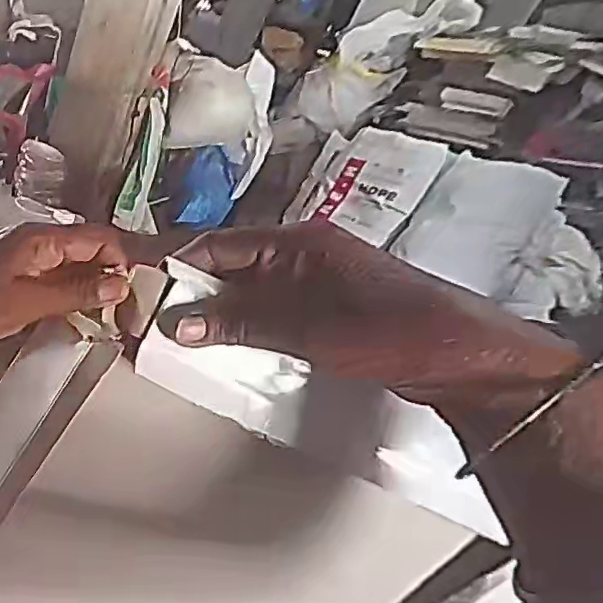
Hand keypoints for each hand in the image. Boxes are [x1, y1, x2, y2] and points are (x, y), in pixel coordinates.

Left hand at [0, 223, 129, 356]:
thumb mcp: (28, 302)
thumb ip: (75, 292)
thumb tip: (116, 285)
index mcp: (41, 239)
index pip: (99, 237)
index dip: (123, 259)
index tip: (137, 286)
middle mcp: (37, 242)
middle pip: (90, 249)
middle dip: (113, 272)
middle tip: (128, 303)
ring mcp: (28, 257)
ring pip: (76, 264)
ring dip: (95, 284)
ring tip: (110, 310)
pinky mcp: (20, 274)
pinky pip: (59, 277)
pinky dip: (75, 292)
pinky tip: (80, 311)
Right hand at [161, 223, 579, 410]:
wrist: (461, 360)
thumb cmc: (392, 331)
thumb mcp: (308, 328)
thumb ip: (241, 322)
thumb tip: (179, 324)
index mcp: (296, 243)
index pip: (219, 244)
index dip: (177, 263)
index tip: (142, 285)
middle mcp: (298, 257)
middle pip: (226, 266)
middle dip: (188, 290)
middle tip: (151, 317)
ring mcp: (308, 284)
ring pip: (242, 291)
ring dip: (210, 310)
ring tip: (174, 333)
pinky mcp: (316, 311)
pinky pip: (262, 312)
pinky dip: (235, 326)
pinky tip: (218, 345)